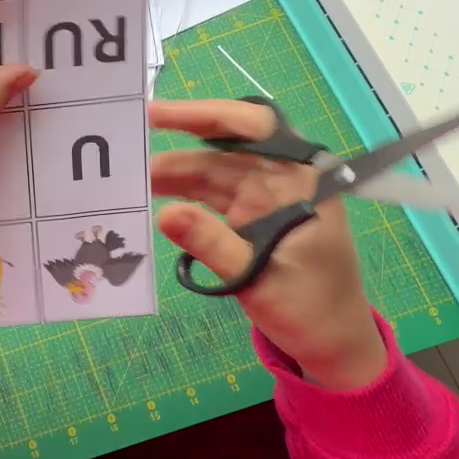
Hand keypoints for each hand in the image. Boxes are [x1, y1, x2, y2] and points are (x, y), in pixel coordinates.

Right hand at [149, 99, 385, 388]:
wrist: (331, 344)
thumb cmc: (311, 307)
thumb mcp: (261, 276)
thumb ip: (213, 243)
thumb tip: (165, 214)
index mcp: (301, 178)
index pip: (255, 127)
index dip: (205, 115)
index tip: (157, 115)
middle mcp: (280, 177)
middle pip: (222, 150)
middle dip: (175, 150)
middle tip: (126, 154)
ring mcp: (262, 197)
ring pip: (208, 172)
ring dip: (171, 176)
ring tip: (129, 181)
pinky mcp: (247, 217)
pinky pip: (206, 196)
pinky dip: (179, 196)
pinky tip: (149, 198)